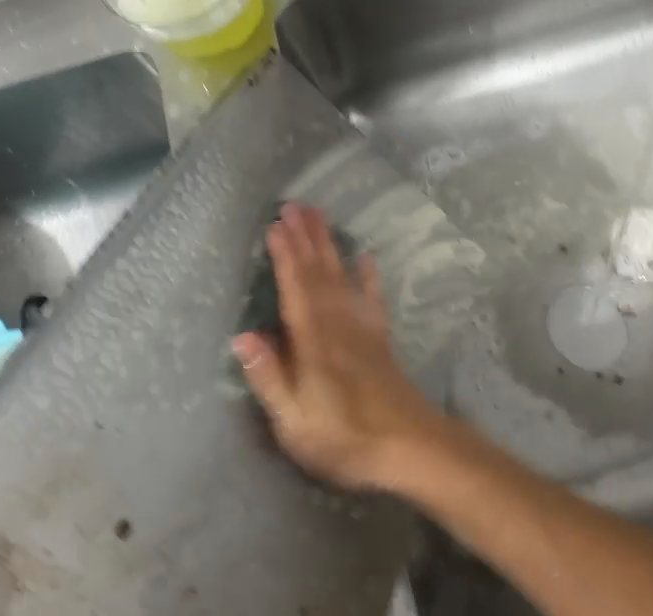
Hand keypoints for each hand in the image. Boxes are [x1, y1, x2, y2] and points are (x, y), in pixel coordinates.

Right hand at [232, 202, 450, 491]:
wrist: (410, 447)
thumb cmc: (344, 439)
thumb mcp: (294, 422)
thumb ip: (269, 377)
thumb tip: (242, 335)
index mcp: (313, 343)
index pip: (295, 290)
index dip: (285, 257)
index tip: (275, 224)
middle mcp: (337, 326)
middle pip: (319, 274)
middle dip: (306, 238)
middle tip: (295, 204)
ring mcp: (363, 330)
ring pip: (342, 277)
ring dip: (329, 245)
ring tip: (318, 216)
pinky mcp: (380, 340)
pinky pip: (372, 298)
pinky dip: (368, 275)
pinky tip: (365, 256)